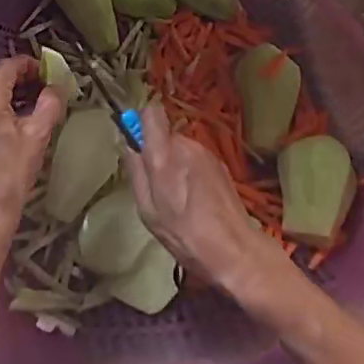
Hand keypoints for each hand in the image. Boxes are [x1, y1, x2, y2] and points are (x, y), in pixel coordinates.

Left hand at [0, 57, 63, 234]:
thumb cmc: (12, 176)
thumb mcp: (38, 136)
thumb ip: (50, 103)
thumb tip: (56, 86)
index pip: (8, 67)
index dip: (30, 65)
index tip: (48, 72)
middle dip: (22, 78)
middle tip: (46, 87)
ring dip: (12, 90)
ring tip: (36, 102)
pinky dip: (1, 104)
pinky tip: (19, 116)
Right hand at [120, 104, 281, 290]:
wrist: (235, 250)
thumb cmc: (184, 235)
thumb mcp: (147, 210)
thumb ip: (136, 172)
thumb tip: (128, 146)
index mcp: (164, 155)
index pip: (151, 112)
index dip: (141, 122)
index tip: (136, 142)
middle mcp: (186, 145)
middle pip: (165, 133)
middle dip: (157, 151)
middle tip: (156, 184)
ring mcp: (206, 152)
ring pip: (181, 146)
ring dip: (175, 162)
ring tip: (177, 195)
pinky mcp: (220, 163)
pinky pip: (195, 157)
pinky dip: (190, 170)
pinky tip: (195, 197)